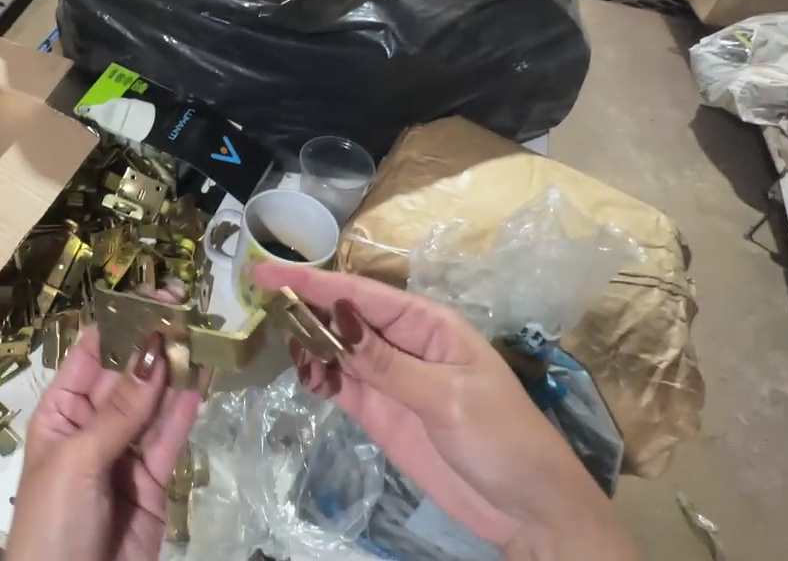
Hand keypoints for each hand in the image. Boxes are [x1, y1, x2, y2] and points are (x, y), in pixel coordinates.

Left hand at [5, 327, 203, 560]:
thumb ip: (121, 409)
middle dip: (152, 342)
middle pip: (126, 373)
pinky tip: (201, 380)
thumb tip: (151, 349)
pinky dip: (185, 410)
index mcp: (60, 411)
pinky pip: (168, 438)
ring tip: (201, 334)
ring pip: (152, 402)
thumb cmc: (53, 521)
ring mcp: (123, 452)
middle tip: (185, 308)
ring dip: (174, 371)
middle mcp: (92, 424)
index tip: (151, 297)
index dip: (118, 323)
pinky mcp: (152, 481)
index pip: (90, 354)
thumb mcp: (78, 459)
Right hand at [256, 263, 636, 560]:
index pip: (360, 294)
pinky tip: (304, 374)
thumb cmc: (503, 441)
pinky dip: (317, 375)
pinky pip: (338, 383)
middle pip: (341, 315)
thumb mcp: (447, 398)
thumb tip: (336, 319)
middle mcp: (400, 341)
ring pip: (333, 347)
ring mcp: (386, 377)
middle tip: (257, 299)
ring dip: (306, 340)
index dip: (313, 281)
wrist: (530, 514)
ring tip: (275, 336)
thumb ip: (386, 363)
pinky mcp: (377, 410)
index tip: (268, 274)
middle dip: (302, 303)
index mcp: (425, 323)